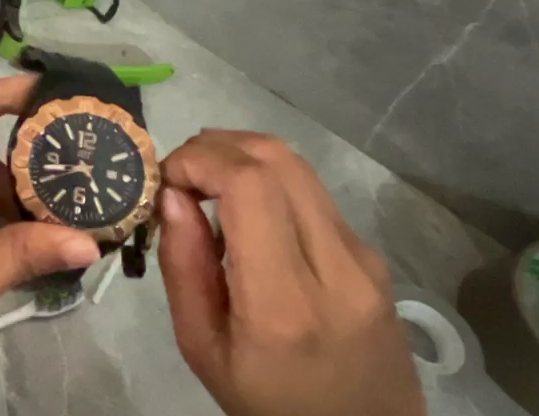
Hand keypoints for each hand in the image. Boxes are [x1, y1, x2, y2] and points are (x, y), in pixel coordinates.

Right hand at [158, 130, 421, 415]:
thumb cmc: (269, 402)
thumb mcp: (202, 346)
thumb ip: (183, 267)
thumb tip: (170, 193)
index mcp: (286, 301)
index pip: (249, 185)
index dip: (198, 161)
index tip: (166, 180)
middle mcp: (337, 267)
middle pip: (274, 158)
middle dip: (213, 147)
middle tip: (179, 174)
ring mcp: (363, 257)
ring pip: (295, 163)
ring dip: (238, 154)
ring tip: (205, 183)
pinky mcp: (372, 254)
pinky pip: (309, 189)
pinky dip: (263, 177)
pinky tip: (242, 209)